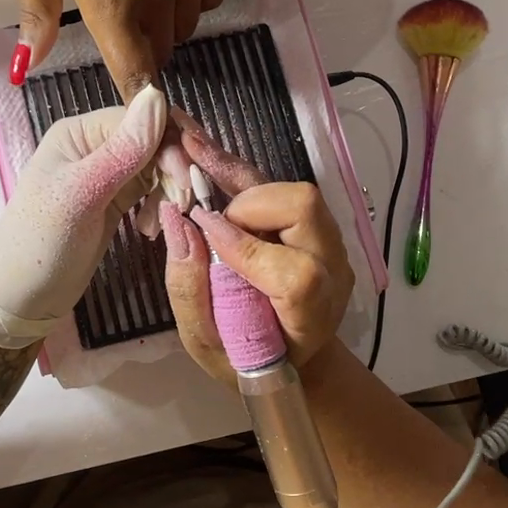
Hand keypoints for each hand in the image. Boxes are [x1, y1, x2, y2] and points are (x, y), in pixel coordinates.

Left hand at [0, 87, 167, 347]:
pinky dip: (160, 206)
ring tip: (161, 223)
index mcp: (80, 132)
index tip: (188, 179)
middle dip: (175, 169)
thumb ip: (122, 150)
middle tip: (181, 206)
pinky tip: (151, 229)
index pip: (142, 119)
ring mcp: (108, 173)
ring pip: (159, 165)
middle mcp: (95, 145)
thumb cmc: (41, 243)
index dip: (171, 143)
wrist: (23, 298)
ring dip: (169, 190)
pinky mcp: (117, 200)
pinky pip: (153, 189)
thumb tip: (157, 94)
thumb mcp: (81, 194)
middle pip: (155, 140)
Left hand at [11, 0, 226, 98]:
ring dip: (166, 22)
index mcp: (109, 1)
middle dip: (141, 49)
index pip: (134, 72)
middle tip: (121, 20)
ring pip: (186, 24)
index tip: (132, 95)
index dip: (134, 92)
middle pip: (161, 51)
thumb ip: (36, 12)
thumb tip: (26, 66)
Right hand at [160, 131, 353, 384]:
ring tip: (196, 168)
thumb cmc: (246, 357)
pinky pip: (278, 186)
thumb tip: (176, 220)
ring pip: (294, 190)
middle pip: (304, 209)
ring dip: (241, 184)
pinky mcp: (313, 220)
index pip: (297, 273)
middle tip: (208, 218)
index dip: (246, 248)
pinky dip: (237, 171)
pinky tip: (201, 150)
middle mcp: (331, 269)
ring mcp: (328, 240)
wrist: (291, 354)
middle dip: (248, 205)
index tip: (202, 233)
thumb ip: (190, 288)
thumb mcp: (206, 344)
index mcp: (313, 314)